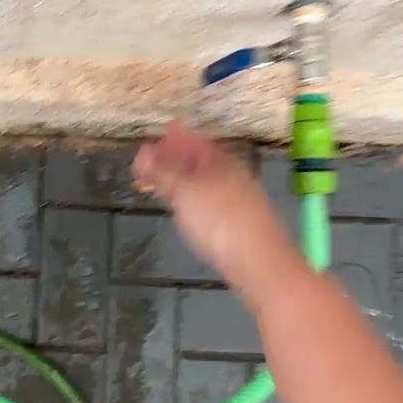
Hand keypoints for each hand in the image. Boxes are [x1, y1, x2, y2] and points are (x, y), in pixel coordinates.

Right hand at [133, 123, 302, 292]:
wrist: (261, 263)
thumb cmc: (219, 222)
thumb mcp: (185, 193)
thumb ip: (163, 172)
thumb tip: (142, 151)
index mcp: (220, 162)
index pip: (193, 141)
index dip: (171, 140)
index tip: (151, 142)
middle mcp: (233, 175)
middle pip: (201, 161)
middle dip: (176, 159)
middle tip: (152, 163)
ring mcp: (239, 200)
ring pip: (207, 182)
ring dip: (185, 180)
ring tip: (164, 185)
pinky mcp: (241, 223)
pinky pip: (212, 201)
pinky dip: (195, 198)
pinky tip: (188, 209)